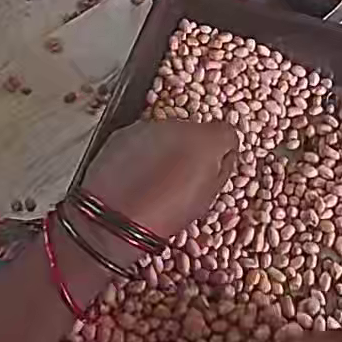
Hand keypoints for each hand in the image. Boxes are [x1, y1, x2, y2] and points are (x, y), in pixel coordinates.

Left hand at [76, 118, 237, 241]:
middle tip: (183, 177)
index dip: (223, 150)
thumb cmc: (167, 213)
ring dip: (167, 148)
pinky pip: (143, 138)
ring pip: (167, 133)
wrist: (114, 217)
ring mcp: (148, 126)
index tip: (216, 166)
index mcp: (206, 141)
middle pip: (195, 131)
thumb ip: (220, 169)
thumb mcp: (207, 199)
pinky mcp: (123, 132)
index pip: (227, 132)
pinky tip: (137, 174)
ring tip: (157, 178)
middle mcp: (178, 125)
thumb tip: (222, 158)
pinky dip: (144, 151)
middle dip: (192, 149)